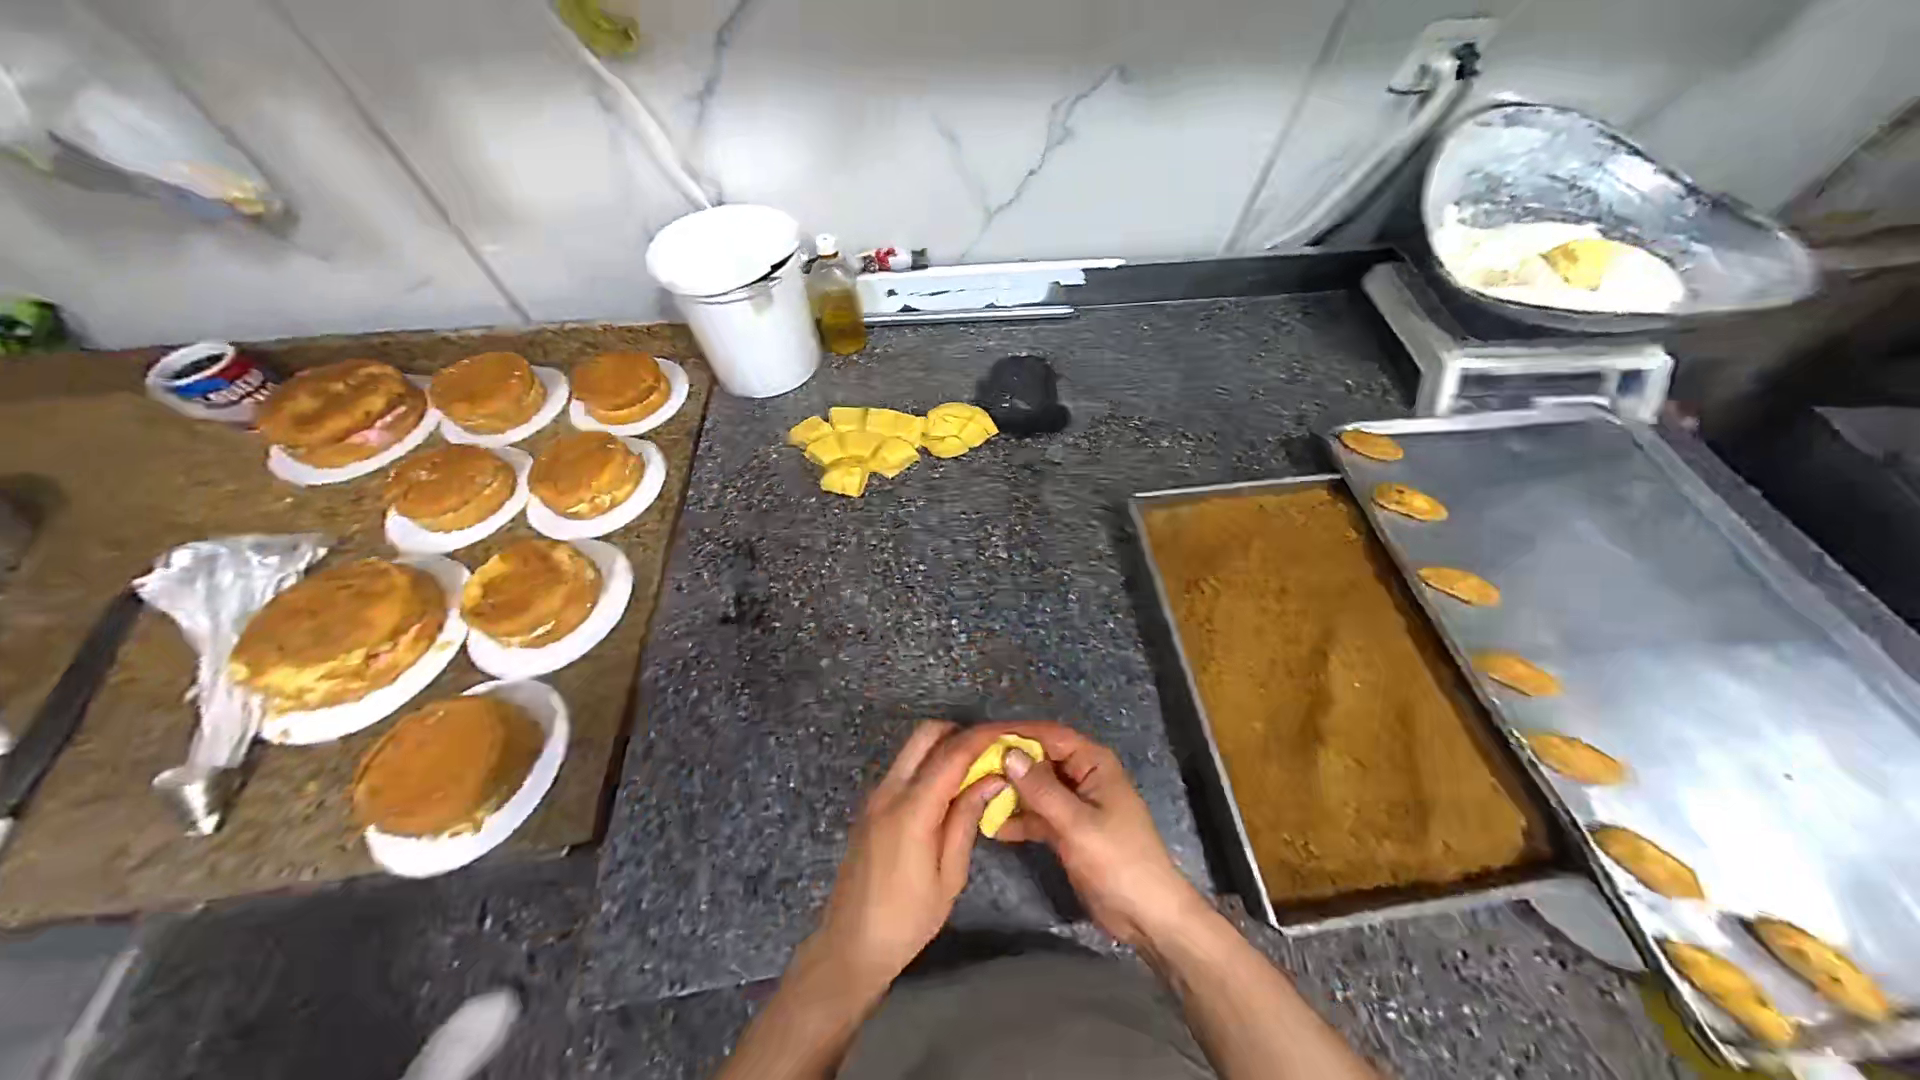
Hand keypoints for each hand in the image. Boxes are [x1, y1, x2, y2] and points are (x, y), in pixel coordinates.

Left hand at [810, 721, 1008, 992]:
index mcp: (911, 809)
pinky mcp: (871, 806)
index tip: (1010, 733)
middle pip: (926, 734)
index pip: (952, 754)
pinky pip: (904, 768)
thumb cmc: (907, 920)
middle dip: (961, 732)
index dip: (982, 737)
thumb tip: (993, 778)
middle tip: (991, 752)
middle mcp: (889, 791)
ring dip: (944, 747)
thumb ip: (967, 819)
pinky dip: (929, 764)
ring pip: (913, 748)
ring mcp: (876, 795)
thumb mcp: (949, 876)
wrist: (849, 945)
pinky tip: (950, 789)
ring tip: (976, 769)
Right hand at [992, 722, 1206, 946]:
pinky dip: (1018, 819)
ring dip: (1009, 792)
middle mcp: (1082, 775)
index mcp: (1092, 762)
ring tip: (975, 797)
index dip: (1014, 733)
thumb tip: (1008, 754)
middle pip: (1038, 759)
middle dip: (1007, 764)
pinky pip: (1037, 814)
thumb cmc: (1118, 861)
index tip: (979, 737)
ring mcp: (1074, 803)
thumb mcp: (1077, 824)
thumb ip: (1041, 789)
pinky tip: (991, 828)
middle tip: (969, 769)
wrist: (1147, 915)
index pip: (1048, 735)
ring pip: (1034, 787)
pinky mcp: (1067, 828)